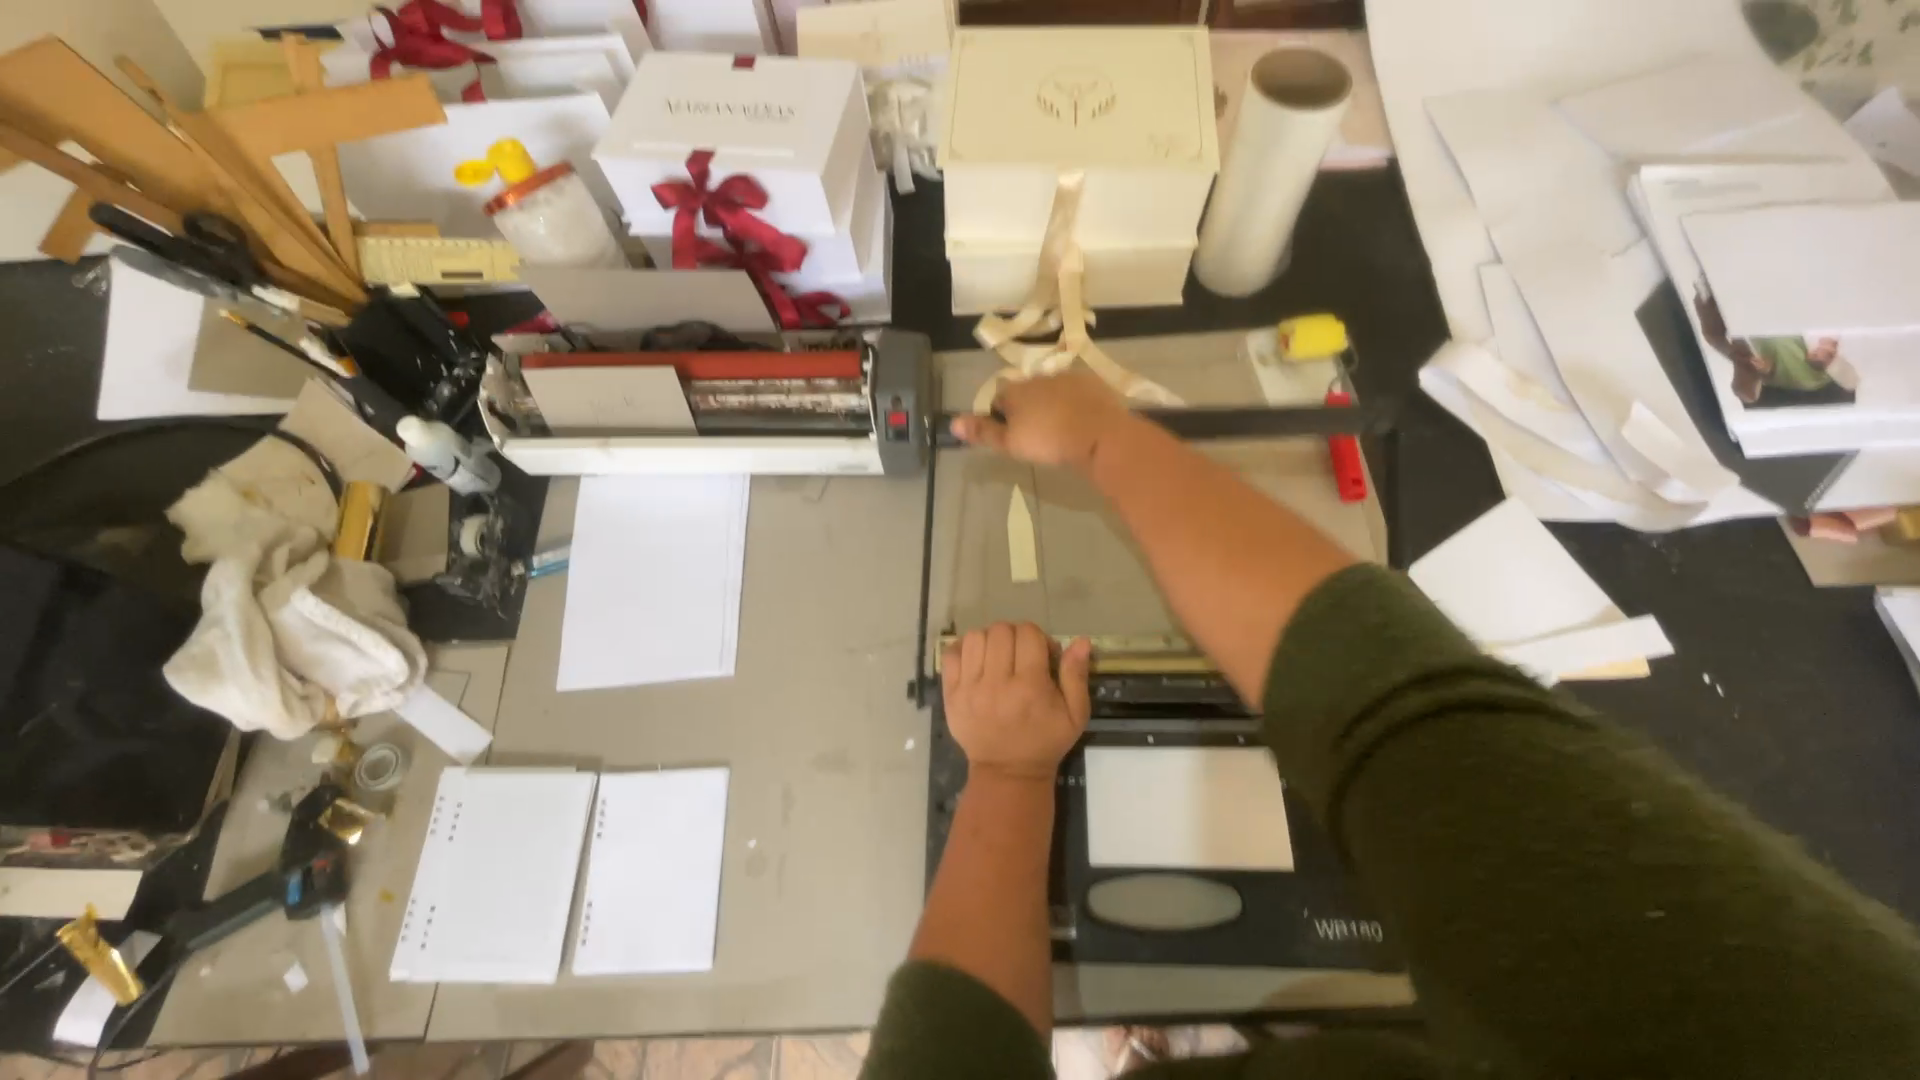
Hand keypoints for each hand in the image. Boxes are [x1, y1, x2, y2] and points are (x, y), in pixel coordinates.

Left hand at [943, 623, 1091, 782]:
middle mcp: (997, 683)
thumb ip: (1077, 675)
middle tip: (1020, 655)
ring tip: (998, 657)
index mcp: (1029, 686)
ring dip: (990, 641)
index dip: (1038, 638)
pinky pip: (951, 654)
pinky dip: (963, 650)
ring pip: (975, 637)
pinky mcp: (951, 695)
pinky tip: (976, 661)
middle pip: (1001, 631)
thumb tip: (1081, 640)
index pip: (1028, 634)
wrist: (1007, 772)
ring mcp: (969, 688)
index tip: (1042, 655)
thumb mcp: (1075, 714)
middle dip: (1014, 636)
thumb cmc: (1045, 742)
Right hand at [950, 367, 1136, 470]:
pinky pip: (1077, 392)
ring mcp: (1068, 377)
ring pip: (1052, 390)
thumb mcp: (1011, 443)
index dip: (1001, 417)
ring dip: (1052, 405)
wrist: (1099, 435)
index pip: (999, 399)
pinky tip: (1081, 423)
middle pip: (1026, 392)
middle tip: (1036, 436)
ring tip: (1060, 430)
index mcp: (1016, 390)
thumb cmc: (1049, 441)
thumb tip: (953, 423)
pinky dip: (1075, 403)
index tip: (1011, 436)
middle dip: (1027, 409)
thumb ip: (983, 432)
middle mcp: (1039, 377)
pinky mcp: (1092, 383)